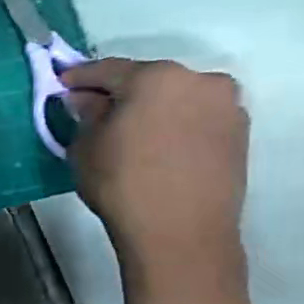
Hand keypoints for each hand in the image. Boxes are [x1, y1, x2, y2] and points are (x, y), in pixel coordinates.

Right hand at [63, 59, 248, 282]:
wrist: (181, 234)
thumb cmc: (123, 185)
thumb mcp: (86, 149)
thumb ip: (86, 115)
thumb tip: (87, 100)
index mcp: (156, 76)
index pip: (109, 69)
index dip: (81, 77)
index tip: (63, 83)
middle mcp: (199, 79)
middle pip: (149, 81)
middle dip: (122, 93)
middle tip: (97, 110)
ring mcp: (226, 106)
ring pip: (178, 99)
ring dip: (153, 109)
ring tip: (132, 132)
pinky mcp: (239, 134)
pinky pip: (197, 120)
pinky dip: (176, 126)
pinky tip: (160, 148)